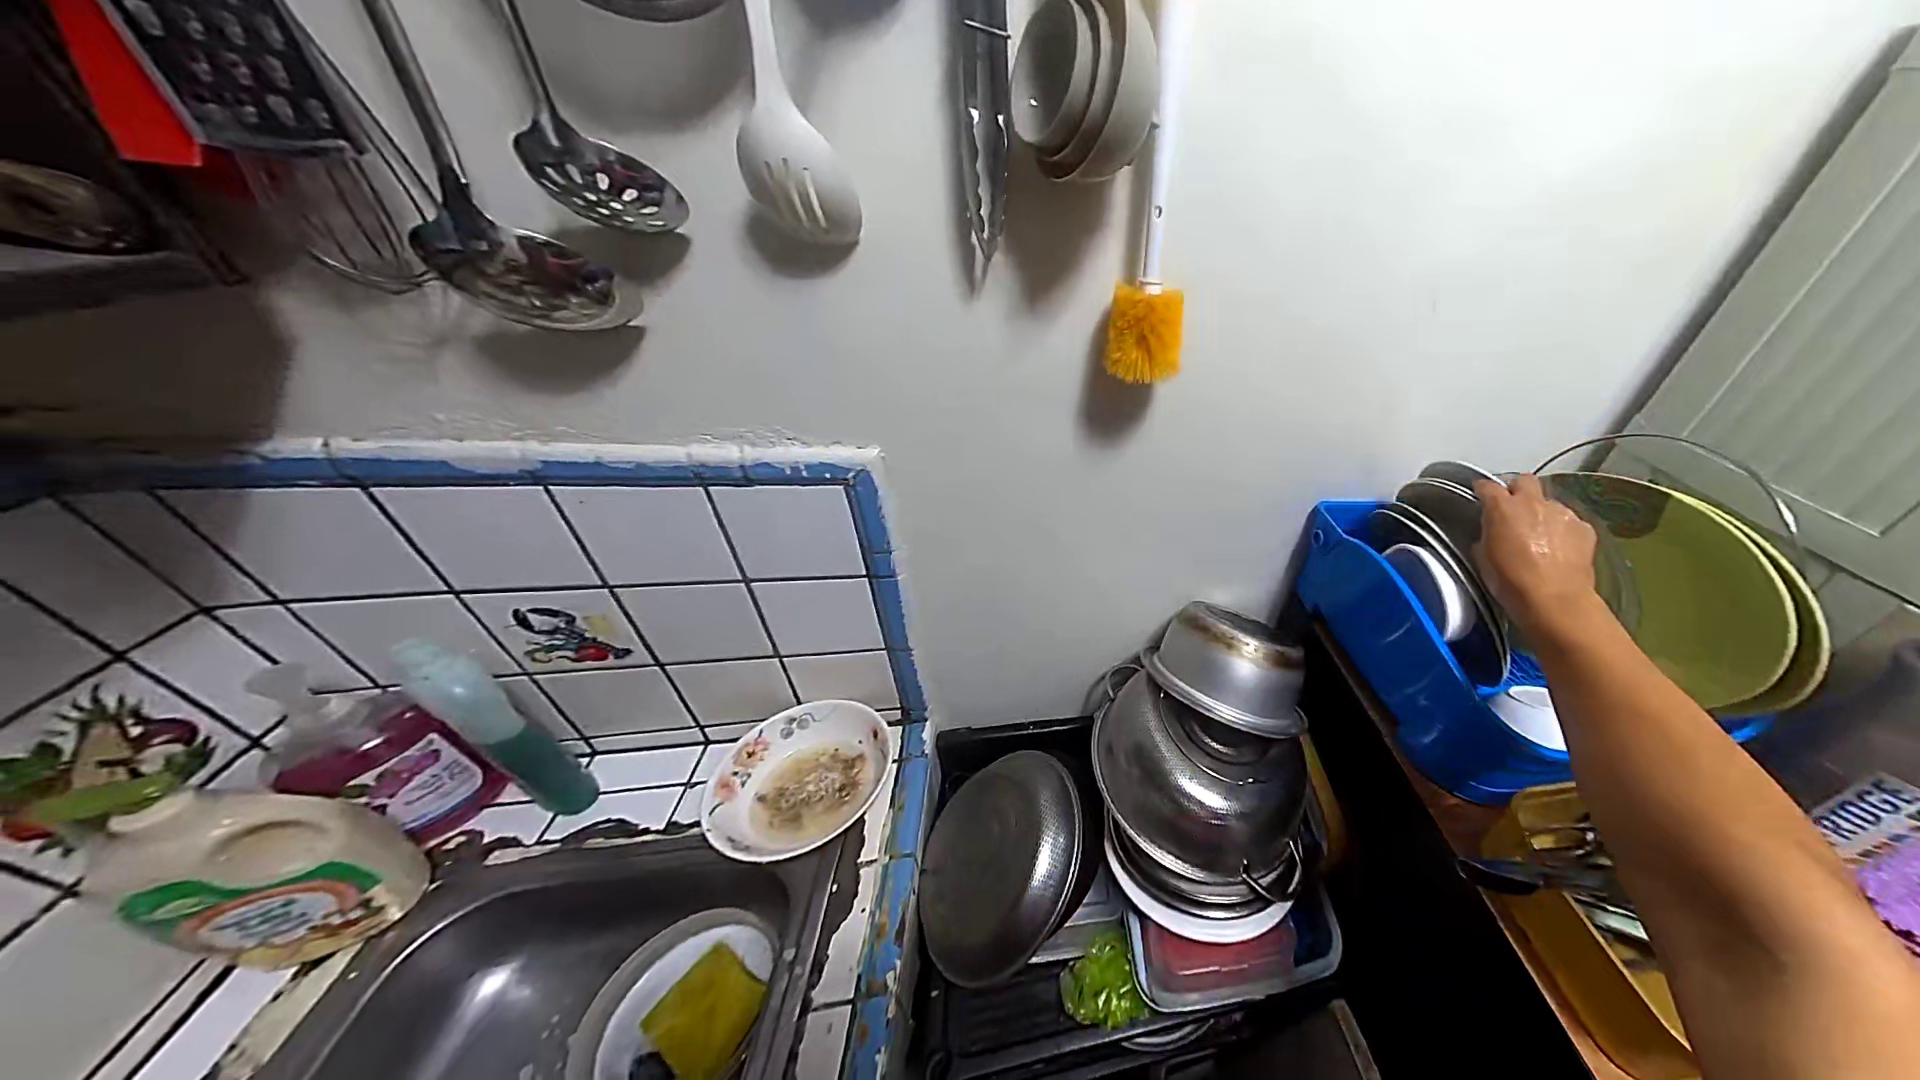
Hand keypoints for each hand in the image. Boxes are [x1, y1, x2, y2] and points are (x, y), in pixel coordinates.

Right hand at [1472, 474, 1598, 635]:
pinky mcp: (1584, 528)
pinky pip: (1568, 521)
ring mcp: (1563, 514)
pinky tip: (1557, 546)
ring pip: (1549, 502)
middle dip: (1516, 489)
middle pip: (1525, 481)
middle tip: (1511, 506)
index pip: (1488, 486)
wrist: (1553, 598)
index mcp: (1503, 508)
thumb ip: (1487, 532)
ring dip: (1541, 512)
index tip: (1479, 495)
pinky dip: (1561, 528)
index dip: (1482, 489)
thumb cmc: (1508, 579)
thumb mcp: (1482, 555)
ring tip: (1538, 533)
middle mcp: (1534, 503)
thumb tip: (1493, 530)